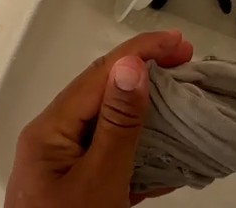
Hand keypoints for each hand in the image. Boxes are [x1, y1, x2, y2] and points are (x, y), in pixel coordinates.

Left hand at [6, 30, 194, 207]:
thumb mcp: (98, 183)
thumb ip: (117, 124)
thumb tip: (132, 64)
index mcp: (49, 130)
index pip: (101, 72)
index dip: (144, 51)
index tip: (181, 45)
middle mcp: (52, 139)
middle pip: (103, 89)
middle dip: (147, 71)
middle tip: (186, 62)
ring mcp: (62, 164)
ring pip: (109, 120)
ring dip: (147, 106)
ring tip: (181, 97)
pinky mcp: (75, 189)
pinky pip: (111, 152)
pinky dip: (141, 144)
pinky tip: (166, 149)